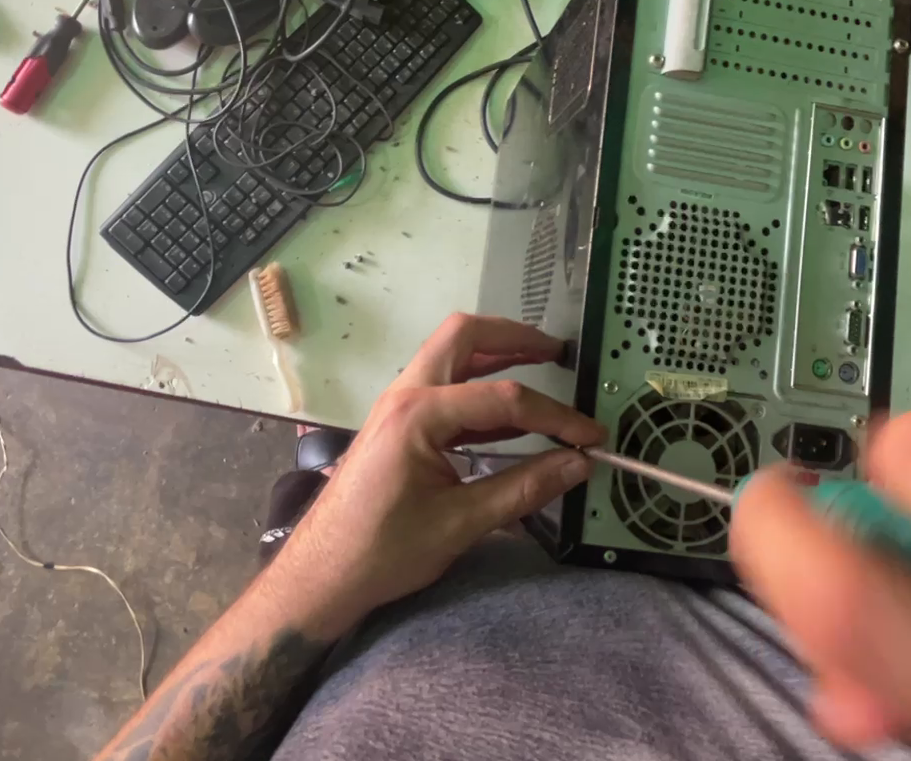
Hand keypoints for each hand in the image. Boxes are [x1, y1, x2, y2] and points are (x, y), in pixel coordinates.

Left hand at [271, 314, 602, 632]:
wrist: (320, 575)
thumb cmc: (382, 552)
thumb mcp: (459, 524)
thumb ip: (524, 488)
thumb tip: (578, 464)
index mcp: (419, 413)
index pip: (503, 399)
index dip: (555, 416)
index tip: (590, 436)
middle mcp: (406, 392)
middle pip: (465, 336)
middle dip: (514, 337)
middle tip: (556, 353)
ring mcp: (399, 403)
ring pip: (452, 354)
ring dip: (497, 354)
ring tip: (542, 365)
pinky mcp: (400, 421)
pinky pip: (446, 386)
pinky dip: (481, 387)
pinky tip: (511, 415)